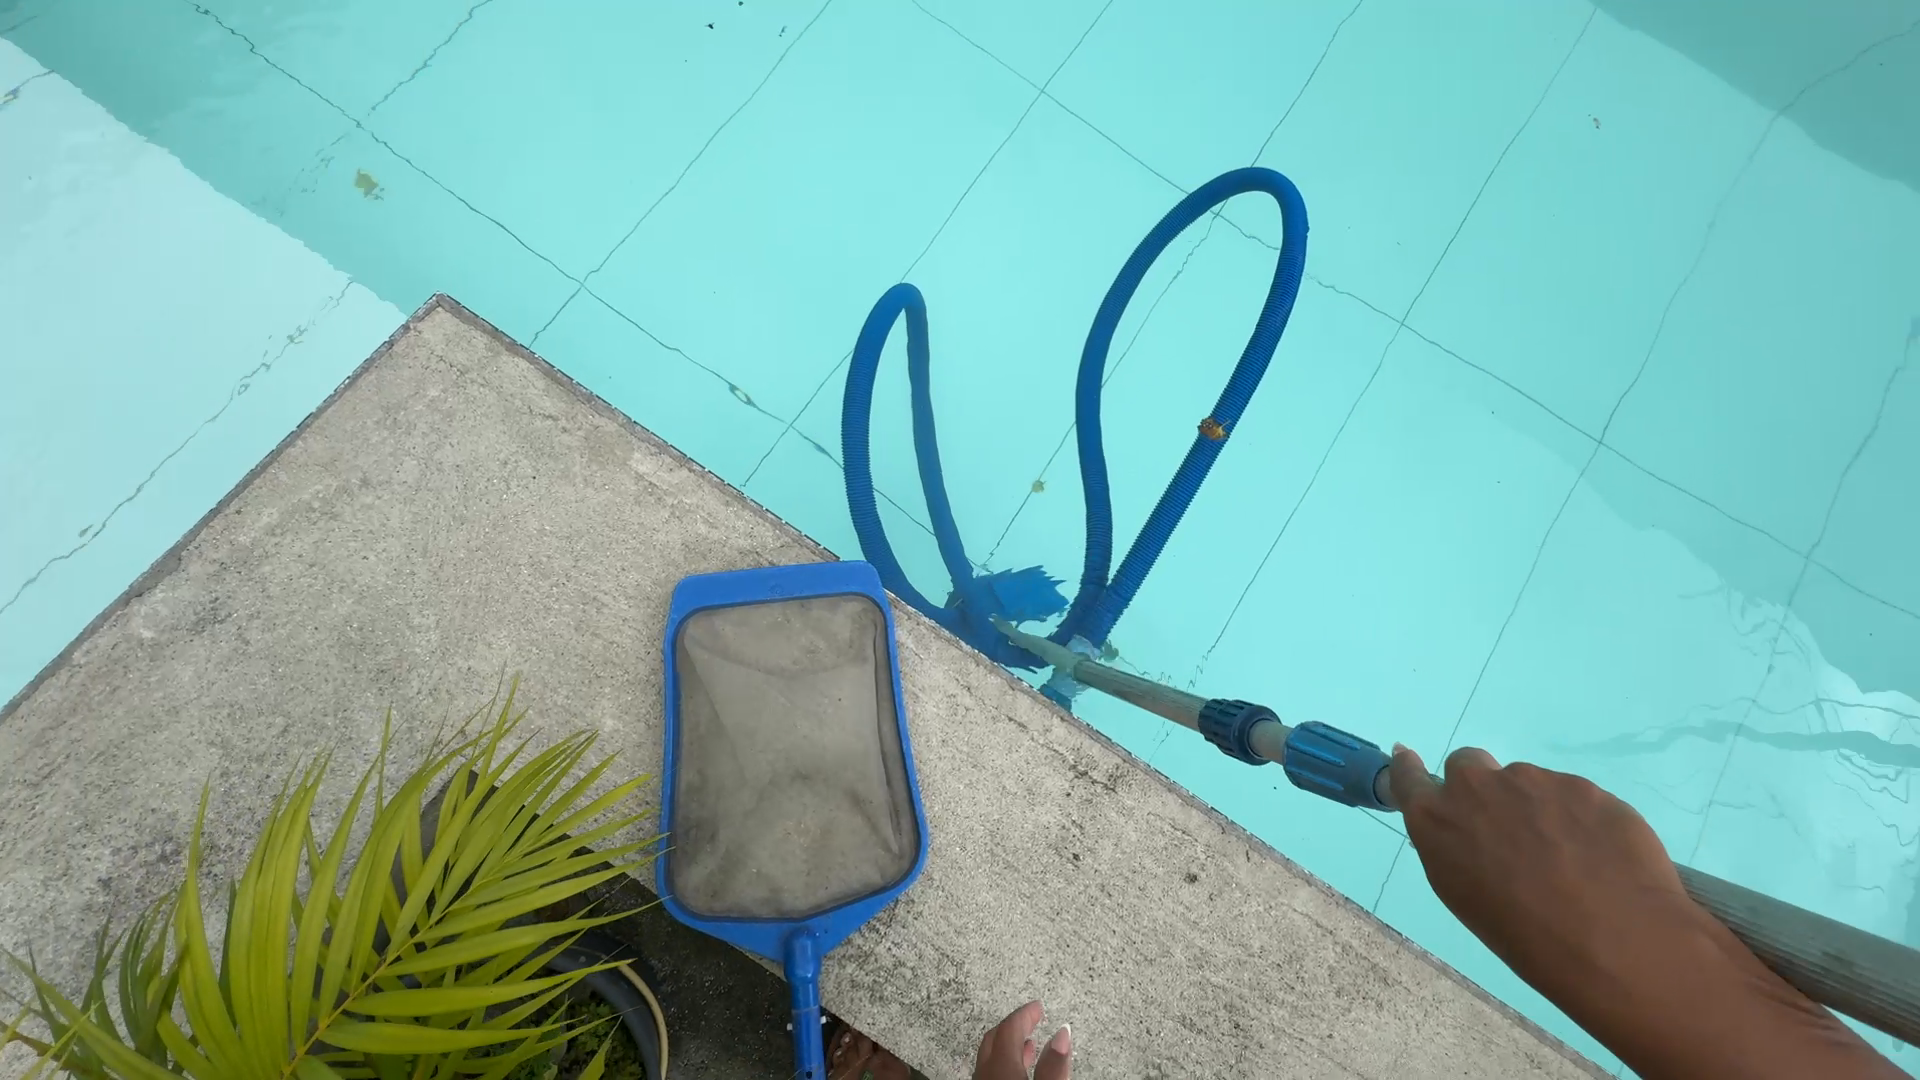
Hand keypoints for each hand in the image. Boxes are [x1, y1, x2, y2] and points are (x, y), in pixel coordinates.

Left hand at [972, 1001, 1070, 1079]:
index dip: (1025, 1013)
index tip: (1038, 1006)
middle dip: (1014, 1024)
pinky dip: (1003, 1061)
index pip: (1010, 1027)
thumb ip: (1054, 1064)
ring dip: (1008, 1045)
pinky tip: (1016, 1070)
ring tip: (1028, 1043)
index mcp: (1000, 1064)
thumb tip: (1063, 1033)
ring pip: (990, 1055)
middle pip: (995, 1037)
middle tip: (1031, 1017)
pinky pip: (989, 1070)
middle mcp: (984, 1071)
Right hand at [1387, 744, 1902, 1078]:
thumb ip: (1447, 842)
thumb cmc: (1522, 932)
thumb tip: (1454, 821)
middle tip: (1511, 827)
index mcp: (1434, 816)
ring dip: (1537, 805)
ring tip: (1570, 855)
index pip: (1406, 773)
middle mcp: (1473, 785)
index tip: (1411, 762)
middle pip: (1468, 763)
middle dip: (1483, 785)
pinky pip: (1574, 795)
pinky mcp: (1584, 786)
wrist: (1618, 943)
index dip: (1410, 767)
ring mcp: (1530, 780)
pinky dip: (1581, 818)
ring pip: (1527, 782)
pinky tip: (1602, 857)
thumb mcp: (1460, 891)